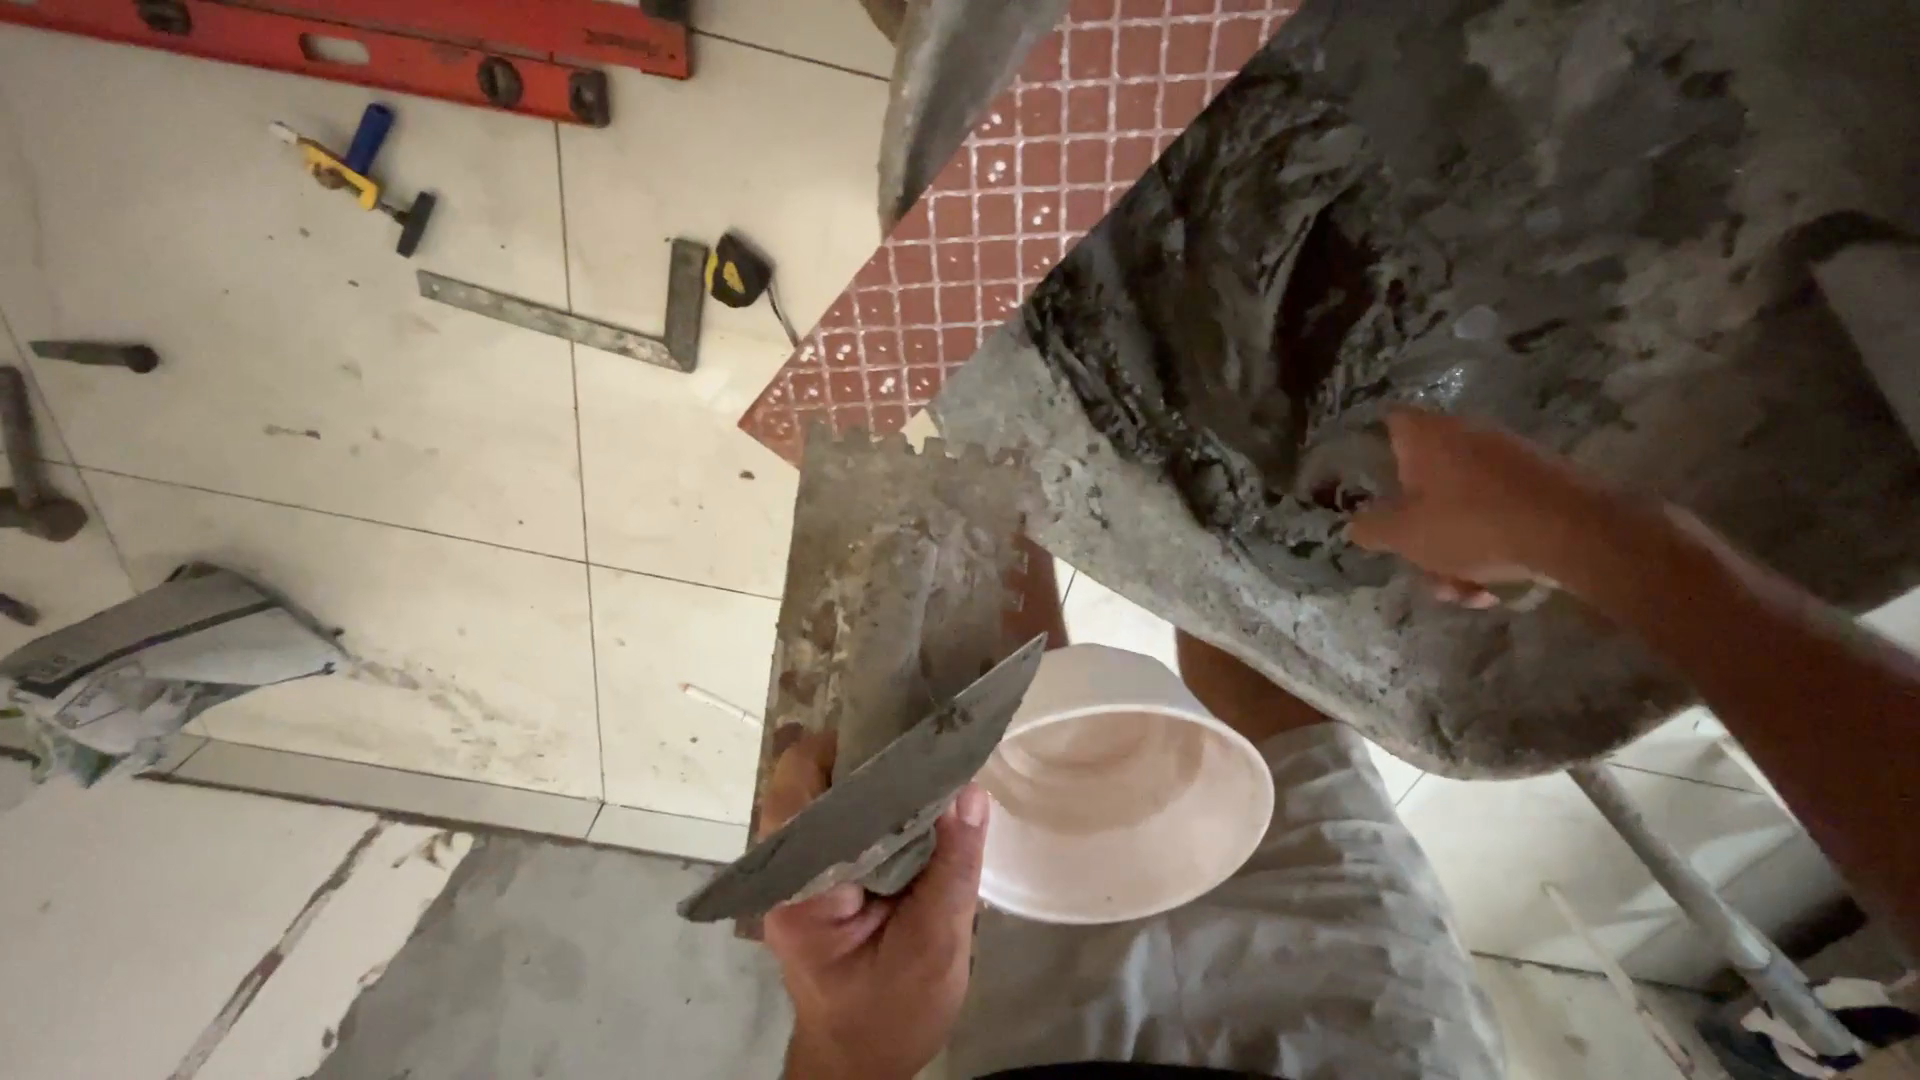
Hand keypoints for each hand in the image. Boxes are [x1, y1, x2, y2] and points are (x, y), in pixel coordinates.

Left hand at [762, 730, 990, 1079]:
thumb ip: (951, 868)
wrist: (862, 1064)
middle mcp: (789, 867)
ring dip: (878, 777)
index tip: (902, 728)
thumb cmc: (891, 1014)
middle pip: (815, 780)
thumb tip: (970, 790)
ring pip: (832, 794)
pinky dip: (882, 802)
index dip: (847, 748)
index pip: (801, 787)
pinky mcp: (825, 874)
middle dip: (870, 756)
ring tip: (930, 758)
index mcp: (800, 885)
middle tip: (927, 739)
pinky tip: (923, 797)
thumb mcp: (933, 947)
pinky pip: (847, 818)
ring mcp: (803, 869)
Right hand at [1347, 408, 1624, 602]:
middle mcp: (1467, 436)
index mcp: (1427, 437)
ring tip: (1464, 593)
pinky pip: (1498, 513)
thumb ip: (1370, 529)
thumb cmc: (1473, 525)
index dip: (1373, 446)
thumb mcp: (1404, 535)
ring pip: (1462, 505)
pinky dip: (1489, 547)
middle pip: (1424, 479)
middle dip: (1418, 528)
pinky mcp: (1542, 482)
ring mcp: (1509, 458)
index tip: (1368, 480)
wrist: (1577, 534)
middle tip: (1419, 564)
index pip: (1390, 422)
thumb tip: (1357, 525)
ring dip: (1454, 551)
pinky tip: (1494, 588)